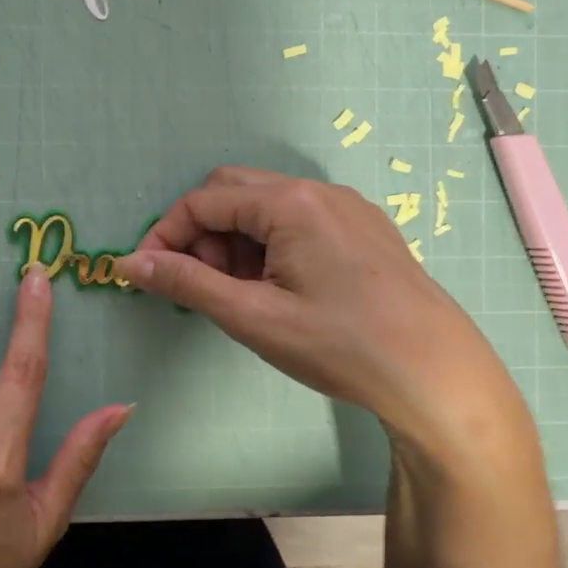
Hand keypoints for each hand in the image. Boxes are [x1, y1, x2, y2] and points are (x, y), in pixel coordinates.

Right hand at [114, 166, 522, 443]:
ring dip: (233, 243)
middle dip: (200, 234)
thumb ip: (185, 283)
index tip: (148, 275)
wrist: (437, 375)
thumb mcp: (251, 316)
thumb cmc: (339, 344)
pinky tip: (275, 291)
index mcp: (291, 203)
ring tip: (239, 295)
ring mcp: (347, 210)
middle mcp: (319, 192)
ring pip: (264, 208)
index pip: (202, 201)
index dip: (165, 235)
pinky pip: (295, 223)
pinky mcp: (363, 232)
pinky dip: (266, 247)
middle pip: (232, 193)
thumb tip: (129, 263)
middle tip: (199, 284)